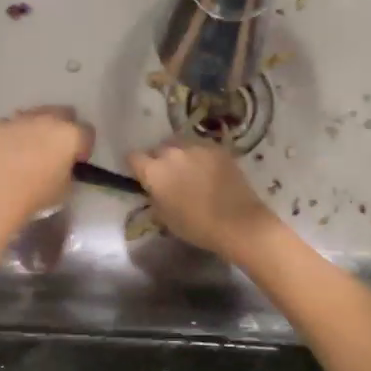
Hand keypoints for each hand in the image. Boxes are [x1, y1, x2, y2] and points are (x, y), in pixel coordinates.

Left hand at [0, 107, 93, 229]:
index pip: (88, 132)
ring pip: (37, 114)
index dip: (84, 147)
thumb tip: (63, 165)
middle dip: (64, 127)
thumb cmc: (38, 195)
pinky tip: (9, 150)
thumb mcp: (67, 188)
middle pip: (64, 113)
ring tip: (31, 147)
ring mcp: (21, 118)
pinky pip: (12, 124)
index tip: (76, 161)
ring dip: (39, 126)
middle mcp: (49, 119)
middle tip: (56, 149)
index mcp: (71, 135)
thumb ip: (70, 169)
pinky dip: (14, 133)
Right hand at [126, 139, 277, 257]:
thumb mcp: (165, 218)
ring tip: (190, 170)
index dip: (137, 166)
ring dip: (180, 154)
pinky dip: (201, 155)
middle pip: (158, 148)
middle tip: (169, 176)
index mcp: (154, 171)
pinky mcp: (218, 148)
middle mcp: (172, 153)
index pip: (133, 157)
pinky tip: (209, 169)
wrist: (237, 222)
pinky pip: (201, 146)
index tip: (143, 175)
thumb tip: (155, 190)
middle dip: (160, 159)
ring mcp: (197, 147)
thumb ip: (155, 198)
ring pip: (180, 144)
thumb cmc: (196, 226)